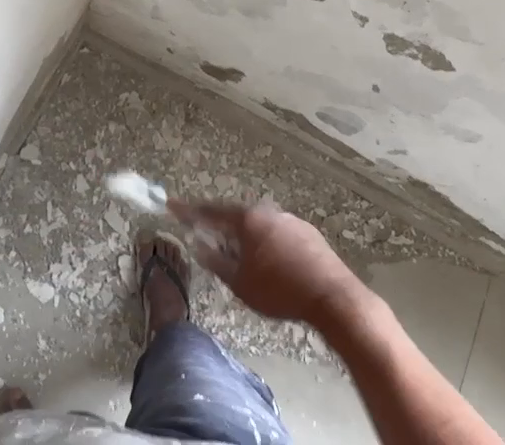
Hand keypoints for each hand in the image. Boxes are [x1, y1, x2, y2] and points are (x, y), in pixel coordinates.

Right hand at [169, 200, 364, 327]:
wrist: (334, 298)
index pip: (210, 212)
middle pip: (236, 217)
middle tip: (209, 241)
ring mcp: (291, 221)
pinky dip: (266, 243)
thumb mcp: (240, 283)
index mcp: (247, 219)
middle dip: (221, 228)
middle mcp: (268, 212)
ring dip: (246, 238)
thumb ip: (215, 261)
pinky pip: (277, 234)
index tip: (171, 205)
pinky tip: (270, 264)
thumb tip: (198, 245)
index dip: (189, 211)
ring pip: (259, 226)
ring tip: (242, 260)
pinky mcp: (309, 234)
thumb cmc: (280, 291)